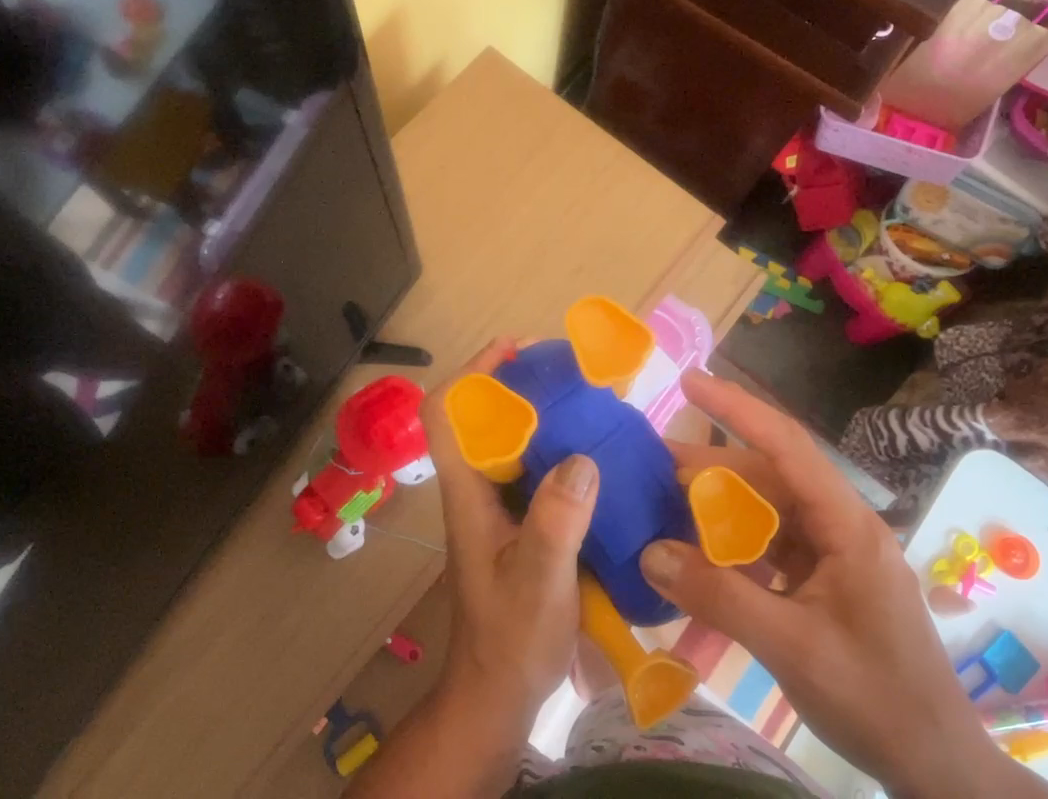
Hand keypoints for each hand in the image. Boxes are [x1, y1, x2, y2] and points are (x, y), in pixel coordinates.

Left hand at [425, 339, 599, 736]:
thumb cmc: (510, 639)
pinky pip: (535, 476)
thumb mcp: (540, 580)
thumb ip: (558, 522)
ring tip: (593, 407)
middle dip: (519, 386)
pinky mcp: (519, 530)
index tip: (517, 351)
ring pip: (511, 446)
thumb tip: (581, 458)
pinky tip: (601, 462)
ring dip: (544, 420)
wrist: (498, 695)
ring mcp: (497, 512)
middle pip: (482, 420)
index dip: (474, 373)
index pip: (446, 414)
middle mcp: (477, 493)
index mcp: (468, 494)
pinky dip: (561, 456)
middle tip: (572, 375)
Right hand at [640, 371, 1047, 798]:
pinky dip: (733, 550)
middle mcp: (842, 529)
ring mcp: (836, 558)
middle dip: (711, 468)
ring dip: (718, 511)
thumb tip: (650, 553)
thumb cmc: (874, 697)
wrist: (935, 764)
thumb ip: (719, 596)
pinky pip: (772, 551)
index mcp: (847, 527)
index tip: (690, 381)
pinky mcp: (827, 586)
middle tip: (650, 466)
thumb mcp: (790, 646)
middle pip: (770, 479)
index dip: (737, 408)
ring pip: (768, 515)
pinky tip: (699, 561)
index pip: (788, 446)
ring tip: (664, 509)